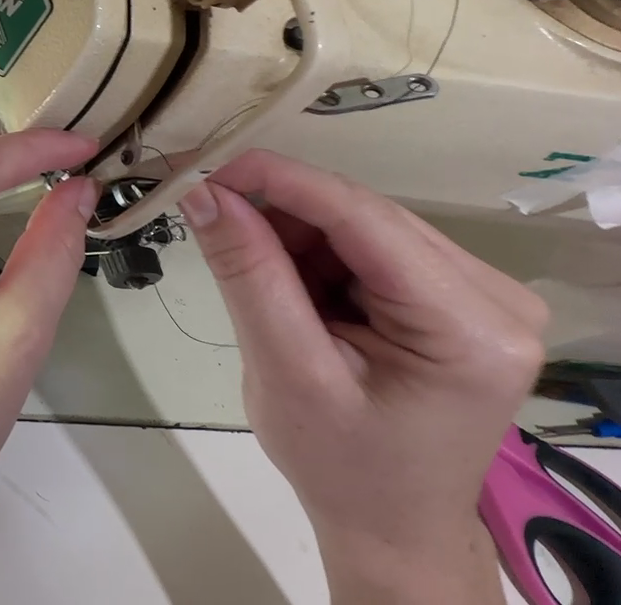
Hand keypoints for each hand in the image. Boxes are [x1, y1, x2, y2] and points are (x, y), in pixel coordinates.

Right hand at [179, 151, 547, 603]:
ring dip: (288, 236)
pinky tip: (286, 290)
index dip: (276, 179)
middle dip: (274, 212)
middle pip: (360, 215)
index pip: (362, 217)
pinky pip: (361, 245)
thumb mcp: (284, 368)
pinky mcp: (449, 298)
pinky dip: (306, 254)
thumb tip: (200, 192)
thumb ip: (247, 275)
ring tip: (251, 280)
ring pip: (355, 223)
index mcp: (468, 325)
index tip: (195, 168)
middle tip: (201, 220)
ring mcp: (477, 295)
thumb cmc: (339, 461)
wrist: (385, 518)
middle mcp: (492, 297)